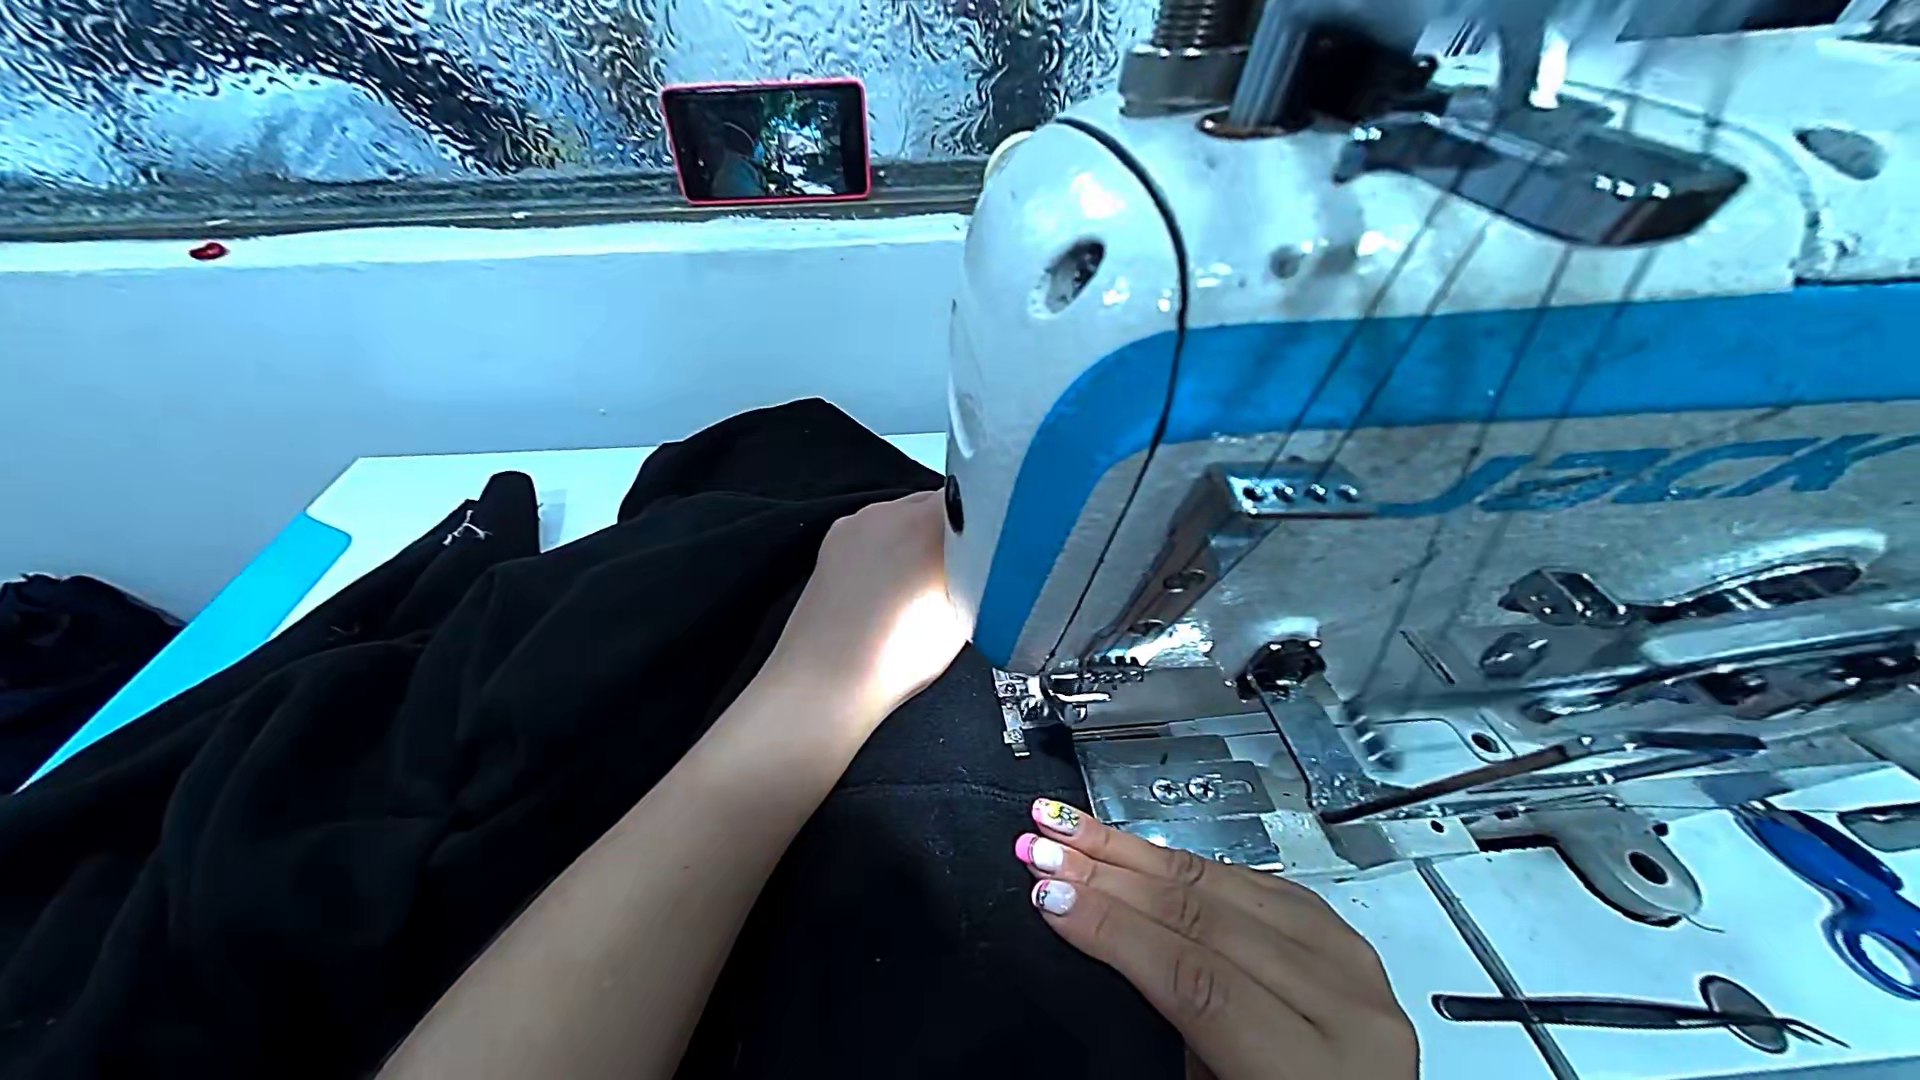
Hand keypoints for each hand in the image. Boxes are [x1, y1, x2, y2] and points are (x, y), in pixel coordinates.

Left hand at [763, 490, 970, 730]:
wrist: (827, 679)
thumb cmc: (896, 656)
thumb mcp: (964, 615)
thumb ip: (980, 572)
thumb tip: (987, 555)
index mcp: (929, 524)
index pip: (977, 497)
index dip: (990, 520)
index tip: (994, 544)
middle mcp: (891, 511)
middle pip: (941, 501)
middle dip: (956, 528)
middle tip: (963, 567)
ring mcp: (859, 521)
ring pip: (907, 513)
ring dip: (921, 534)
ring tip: (920, 580)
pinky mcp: (837, 535)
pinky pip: (878, 527)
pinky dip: (891, 544)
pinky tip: (891, 581)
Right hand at [1015, 800, 1417, 1079]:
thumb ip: (1168, 1023)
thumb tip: (1097, 926)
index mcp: (1318, 1071)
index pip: (1197, 981)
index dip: (1115, 930)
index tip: (1047, 893)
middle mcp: (1345, 1002)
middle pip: (1203, 915)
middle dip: (1105, 875)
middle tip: (1041, 847)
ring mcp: (1344, 952)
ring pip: (1215, 879)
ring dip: (1127, 850)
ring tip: (1069, 827)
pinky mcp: (1329, 921)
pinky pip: (1236, 874)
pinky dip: (1171, 858)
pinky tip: (1125, 844)